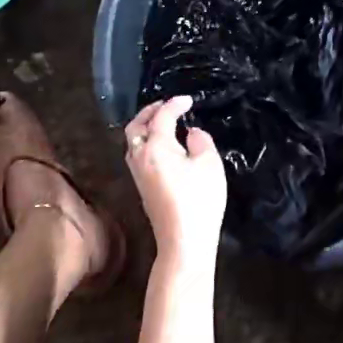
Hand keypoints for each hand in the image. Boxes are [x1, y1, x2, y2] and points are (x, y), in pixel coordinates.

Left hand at [125, 96, 226, 262]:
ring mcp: (138, 174)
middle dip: (149, 112)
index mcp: (156, 147)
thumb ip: (201, 141)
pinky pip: (137, 154)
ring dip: (144, 127)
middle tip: (166, 105)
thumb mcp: (210, 163)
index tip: (188, 100)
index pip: (162, 116)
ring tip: (162, 122)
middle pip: (136, 127)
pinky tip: (162, 145)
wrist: (184, 242)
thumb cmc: (199, 199)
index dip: (175, 104)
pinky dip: (145, 141)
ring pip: (133, 142)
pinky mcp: (142, 188)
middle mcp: (141, 157)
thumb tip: (190, 134)